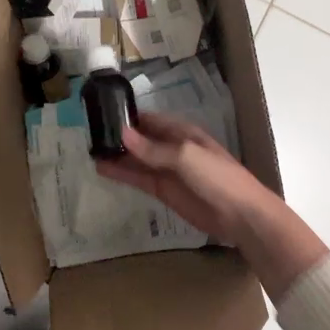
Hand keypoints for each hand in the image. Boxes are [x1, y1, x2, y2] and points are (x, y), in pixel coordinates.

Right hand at [93, 111, 278, 248]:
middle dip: (119, 136)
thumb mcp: (185, 157)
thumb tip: (123, 133)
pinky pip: (139, 179)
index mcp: (182, 132)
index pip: (150, 120)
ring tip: (90, 151)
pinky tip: (103, 169)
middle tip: (90, 134)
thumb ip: (153, 149)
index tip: (102, 114)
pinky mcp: (164, 192)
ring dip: (117, 155)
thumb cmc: (217, 177)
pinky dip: (122, 174)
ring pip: (137, 159)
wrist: (240, 216)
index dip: (128, 117)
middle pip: (141, 139)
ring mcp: (167, 171)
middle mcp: (172, 148)